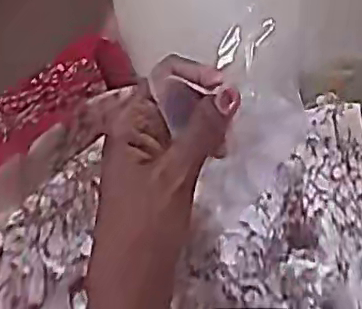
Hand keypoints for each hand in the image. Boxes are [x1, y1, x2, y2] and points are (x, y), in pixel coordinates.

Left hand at [86, 60, 237, 308]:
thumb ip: (203, 129)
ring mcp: (148, 151)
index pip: (164, 76)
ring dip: (209, 121)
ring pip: (184, 117)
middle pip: (176, 93)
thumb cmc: (144, 231)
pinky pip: (186, 140)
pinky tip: (220, 151)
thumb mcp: (176, 174)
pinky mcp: (161, 171)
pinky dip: (205, 140)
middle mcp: (136, 130)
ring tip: (228, 138)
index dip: (195, 74)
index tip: (226, 88)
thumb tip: (230, 90)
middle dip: (206, 98)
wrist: (129, 294)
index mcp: (129, 122)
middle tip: (232, 116)